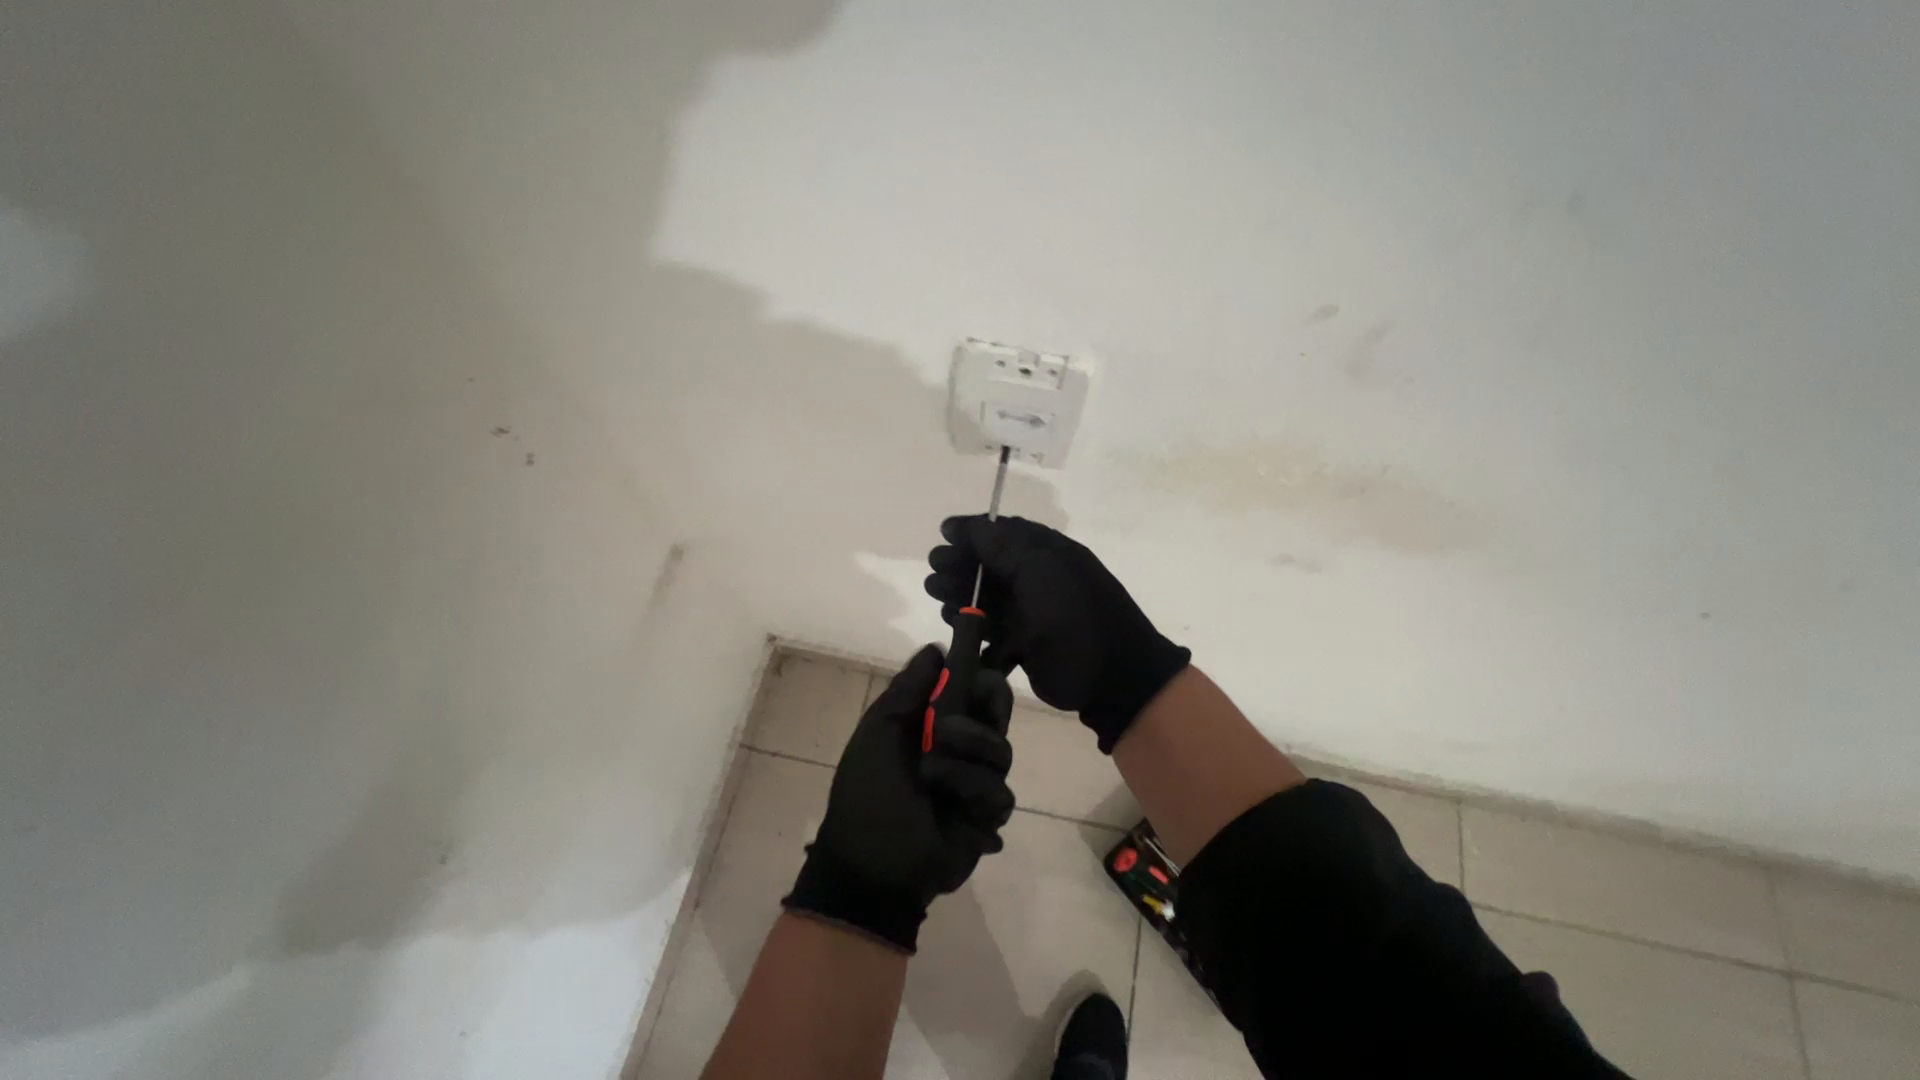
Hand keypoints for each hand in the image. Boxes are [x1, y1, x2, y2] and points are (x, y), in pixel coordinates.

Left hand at [782, 645, 1015, 951]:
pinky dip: (972, 795)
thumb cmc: (868, 793)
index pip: (970, 685)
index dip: (979, 673)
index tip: (980, 665)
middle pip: (997, 710)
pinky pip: (1000, 792)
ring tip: (931, 776)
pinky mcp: (988, 813)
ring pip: (1000, 750)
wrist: (872, 866)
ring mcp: (976, 779)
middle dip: (984, 710)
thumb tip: (934, 649)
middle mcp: (960, 745)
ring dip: (965, 759)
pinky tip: (953, 810)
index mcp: (930, 722)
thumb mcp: (879, 733)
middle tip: (954, 723)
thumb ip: (908, 690)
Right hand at [925, 515, 1189, 751]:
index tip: (943, 534)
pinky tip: (957, 626)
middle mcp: (1038, 578)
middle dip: (960, 566)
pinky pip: (992, 631)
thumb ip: (999, 547)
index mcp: (1047, 553)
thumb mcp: (1038, 571)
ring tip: (939, 597)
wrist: (1111, 677)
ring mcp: (1031, 612)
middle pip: (990, 565)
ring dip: (962, 596)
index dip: (972, 531)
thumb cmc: (1074, 617)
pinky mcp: (1025, 644)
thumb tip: (962, 525)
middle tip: (934, 573)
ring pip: (987, 598)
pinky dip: (973, 629)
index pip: (1003, 532)